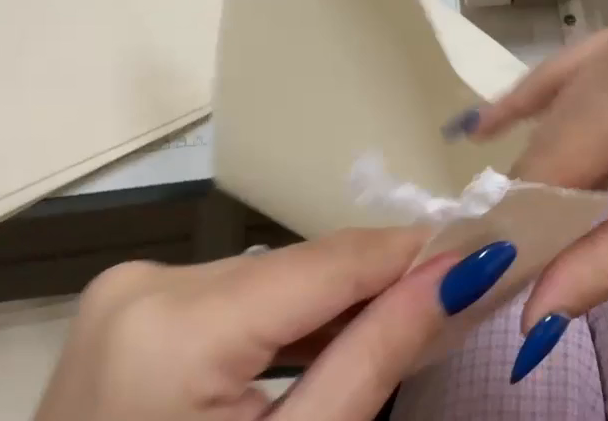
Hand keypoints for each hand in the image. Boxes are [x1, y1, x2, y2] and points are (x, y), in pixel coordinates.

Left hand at [35, 227, 511, 420]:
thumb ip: (374, 358)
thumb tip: (456, 277)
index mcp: (176, 324)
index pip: (328, 260)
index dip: (412, 252)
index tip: (483, 250)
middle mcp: (146, 282)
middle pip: (298, 267)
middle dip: (375, 284)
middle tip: (455, 296)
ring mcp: (127, 293)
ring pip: (268, 278)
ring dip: (332, 303)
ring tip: (403, 319)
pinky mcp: (125, 311)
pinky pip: (231, 298)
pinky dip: (282, 320)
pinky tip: (330, 341)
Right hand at [468, 14, 607, 331]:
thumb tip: (530, 316)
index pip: (547, 169)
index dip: (516, 226)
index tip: (493, 279)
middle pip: (546, 135)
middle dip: (528, 197)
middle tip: (511, 261)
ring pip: (554, 101)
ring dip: (537, 155)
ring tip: (516, 216)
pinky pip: (571, 67)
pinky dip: (539, 98)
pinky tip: (495, 122)